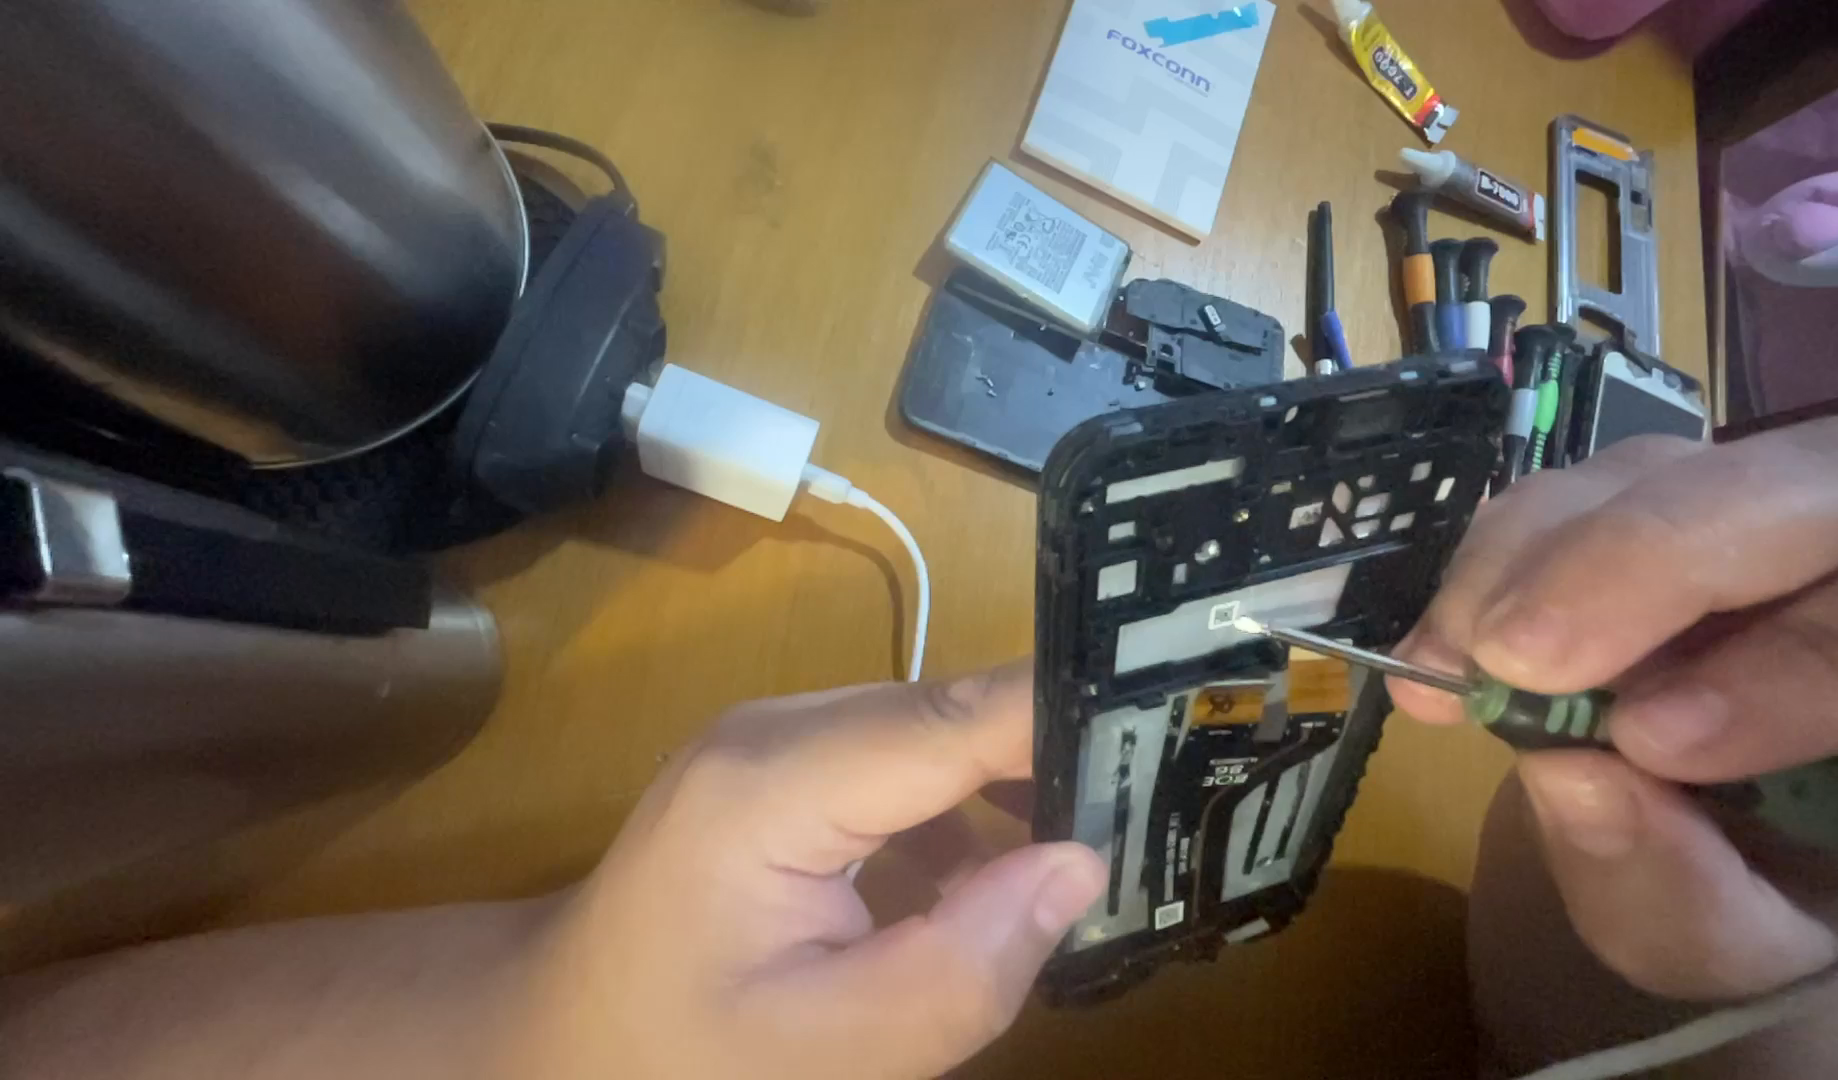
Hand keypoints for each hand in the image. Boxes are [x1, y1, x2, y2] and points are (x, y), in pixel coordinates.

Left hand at [508, 664, 1104, 1078]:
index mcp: (776, 781)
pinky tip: (983, 878)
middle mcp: (783, 727)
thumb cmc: (667, 1065)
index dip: (1053, 714)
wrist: (546, 1040)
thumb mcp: (821, 1058)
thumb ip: (961, 966)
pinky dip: (959, 807)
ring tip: (1082, 843)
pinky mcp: (792, 762)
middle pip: (946, 712)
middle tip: (1145, 798)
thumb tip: (1078, 867)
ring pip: (932, 731)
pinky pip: (902, 762)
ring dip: (1007, 781)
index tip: (1157, 722)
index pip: (946, 720)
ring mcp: (783, 736)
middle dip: (1045, 749)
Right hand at [1389, 418, 1837, 999]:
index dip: (1798, 662)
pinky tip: (1444, 640)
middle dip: (1628, 563)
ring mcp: (1744, 507)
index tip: (1642, 741)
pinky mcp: (1635, 504)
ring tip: (1454, 658)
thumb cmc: (1763, 891)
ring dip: (1523, 561)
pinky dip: (1483, 564)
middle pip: (1788, 485)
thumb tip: (1570, 776)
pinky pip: (1554, 498)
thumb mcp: (1744, 940)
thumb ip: (1683, 890)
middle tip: (1509, 657)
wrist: (1714, 825)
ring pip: (1644, 475)